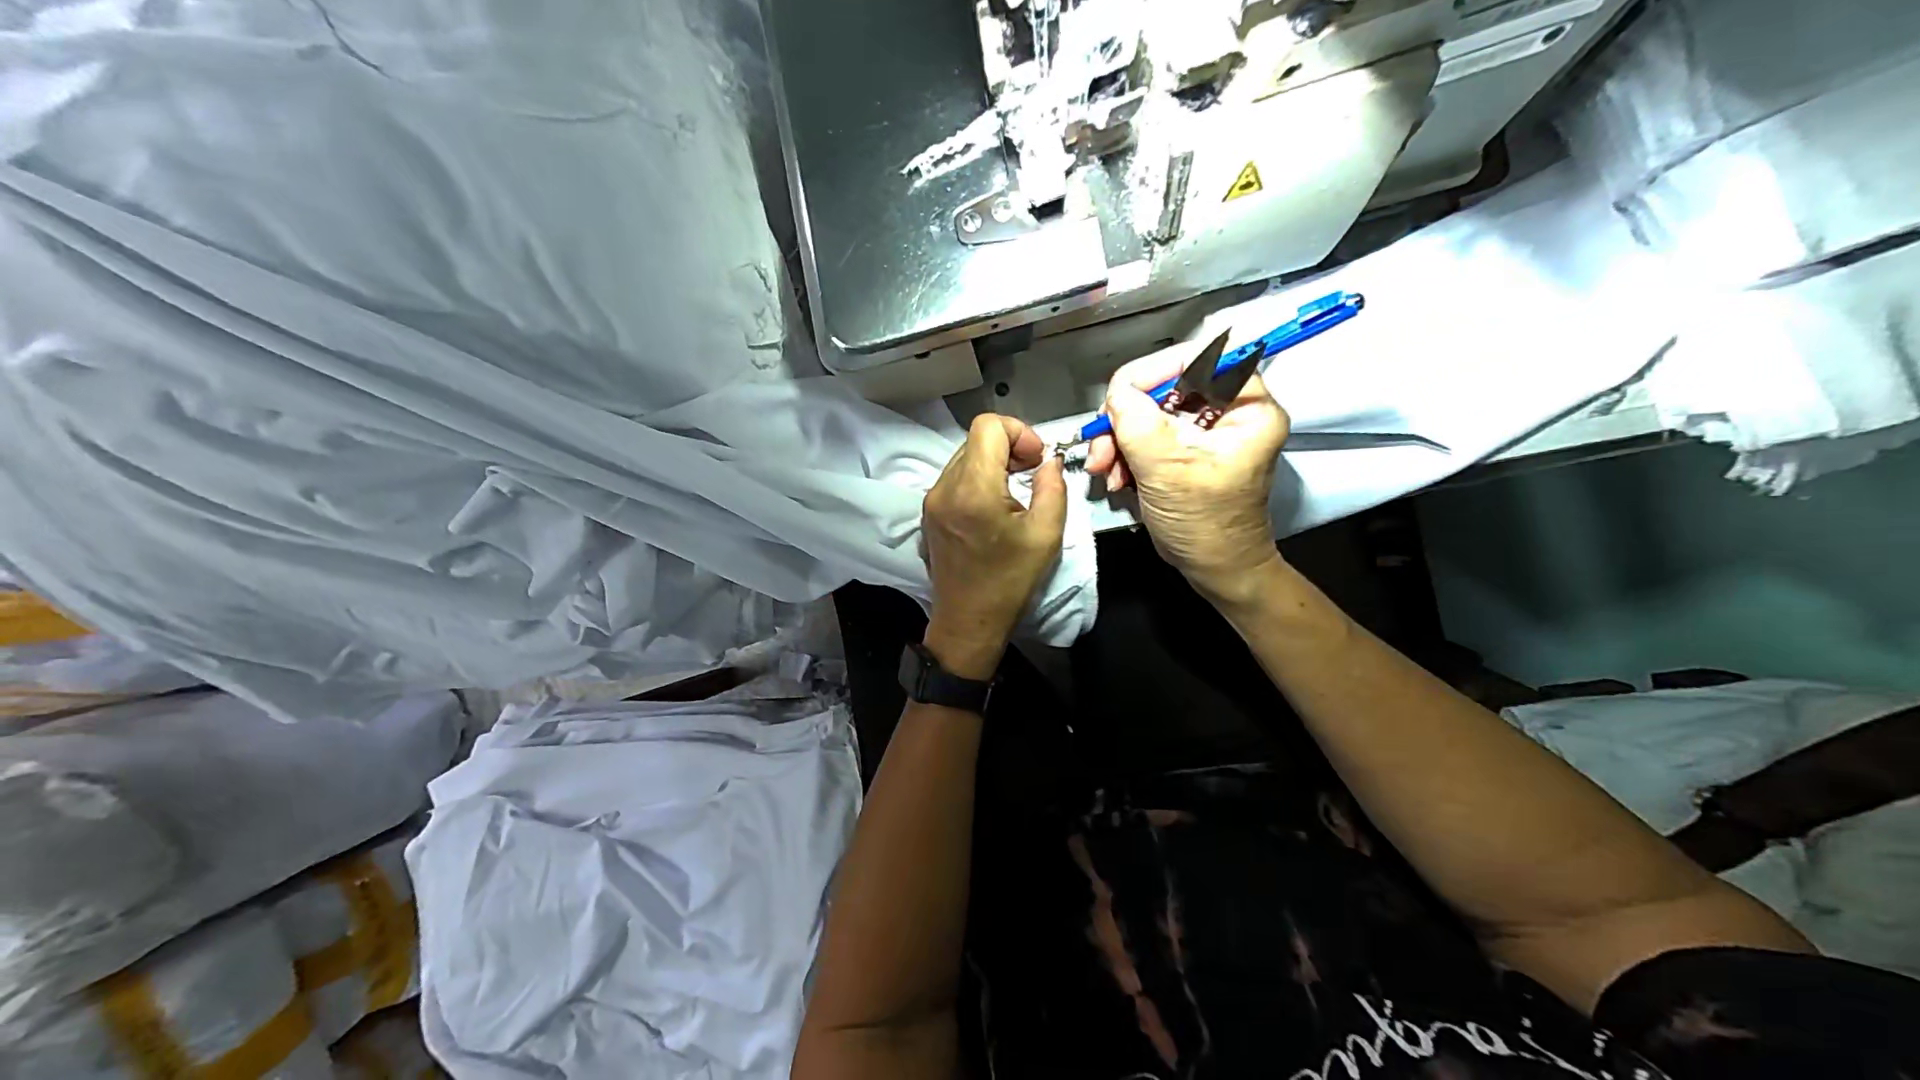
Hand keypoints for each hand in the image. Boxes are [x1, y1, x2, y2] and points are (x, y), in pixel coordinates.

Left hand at [921, 415, 1067, 678]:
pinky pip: (954, 477)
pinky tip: (993, 506)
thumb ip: (1053, 487)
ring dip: (992, 463)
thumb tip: (1049, 461)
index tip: (1035, 461)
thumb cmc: (1010, 582)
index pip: (988, 426)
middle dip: (1008, 447)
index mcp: (974, 490)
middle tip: (1031, 474)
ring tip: (1014, 491)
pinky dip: (977, 479)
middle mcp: (945, 487)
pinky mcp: (928, 512)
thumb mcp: (1046, 535)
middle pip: (976, 439)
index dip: (1018, 433)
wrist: (968, 621)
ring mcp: (932, 500)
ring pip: (964, 456)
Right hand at [1085, 349, 1290, 600]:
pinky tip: (1114, 476)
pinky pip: (1144, 436)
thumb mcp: (1168, 468)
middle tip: (1104, 444)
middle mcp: (1227, 412)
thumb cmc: (1207, 525)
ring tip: (1105, 468)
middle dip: (1126, 417)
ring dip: (1118, 440)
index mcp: (1246, 407)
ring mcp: (1202, 432)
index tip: (1121, 396)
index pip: (1199, 358)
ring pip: (1148, 413)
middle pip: (1165, 387)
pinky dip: (1123, 454)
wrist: (1213, 569)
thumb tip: (1115, 392)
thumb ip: (1138, 422)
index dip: (1155, 371)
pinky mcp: (1181, 450)